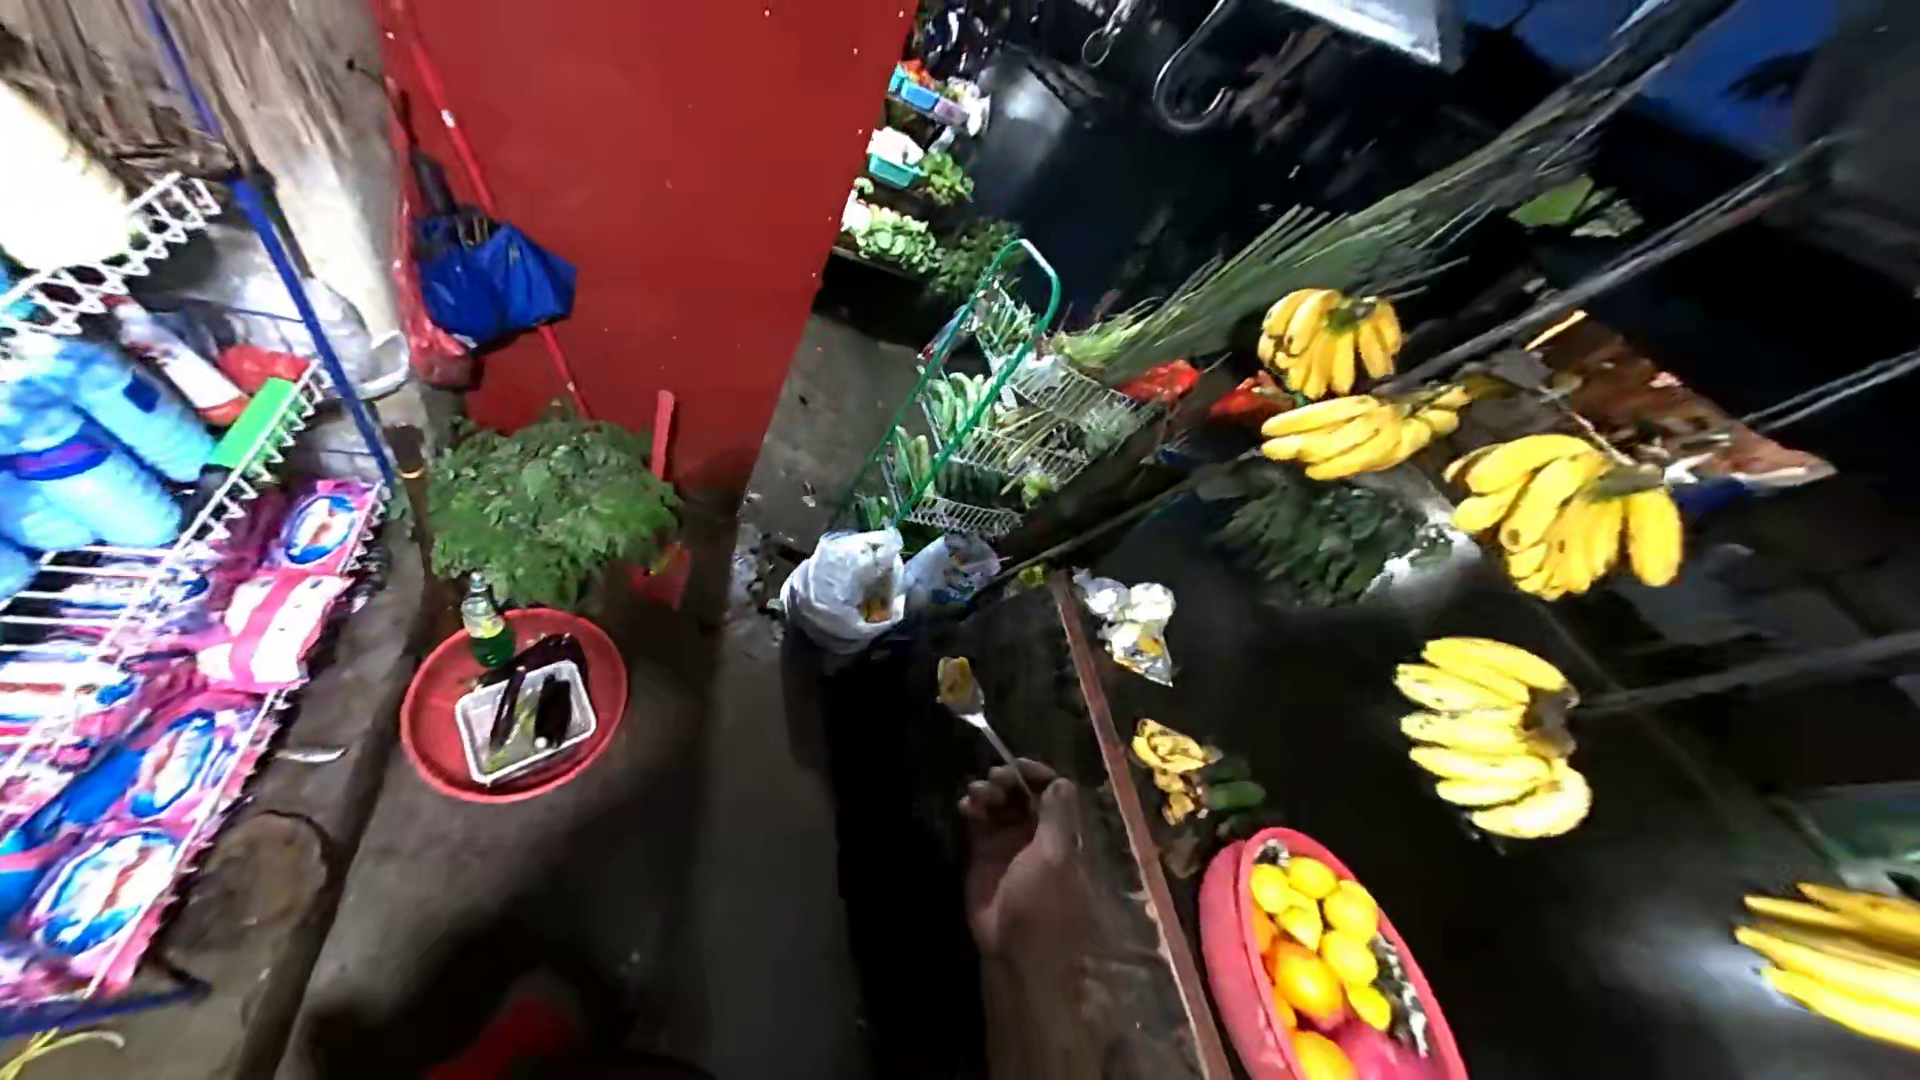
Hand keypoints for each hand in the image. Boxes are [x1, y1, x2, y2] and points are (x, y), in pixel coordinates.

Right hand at [959, 759, 1085, 957]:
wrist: (1015, 952)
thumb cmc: (1043, 904)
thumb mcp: (1056, 857)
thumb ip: (1057, 817)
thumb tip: (1060, 780)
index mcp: (1060, 831)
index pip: (1050, 790)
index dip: (1036, 773)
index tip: (1017, 765)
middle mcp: (1035, 831)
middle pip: (1021, 791)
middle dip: (1008, 779)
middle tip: (994, 780)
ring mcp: (1008, 841)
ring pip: (998, 801)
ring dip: (987, 791)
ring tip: (977, 795)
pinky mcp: (984, 852)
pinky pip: (978, 819)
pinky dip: (971, 808)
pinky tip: (965, 807)